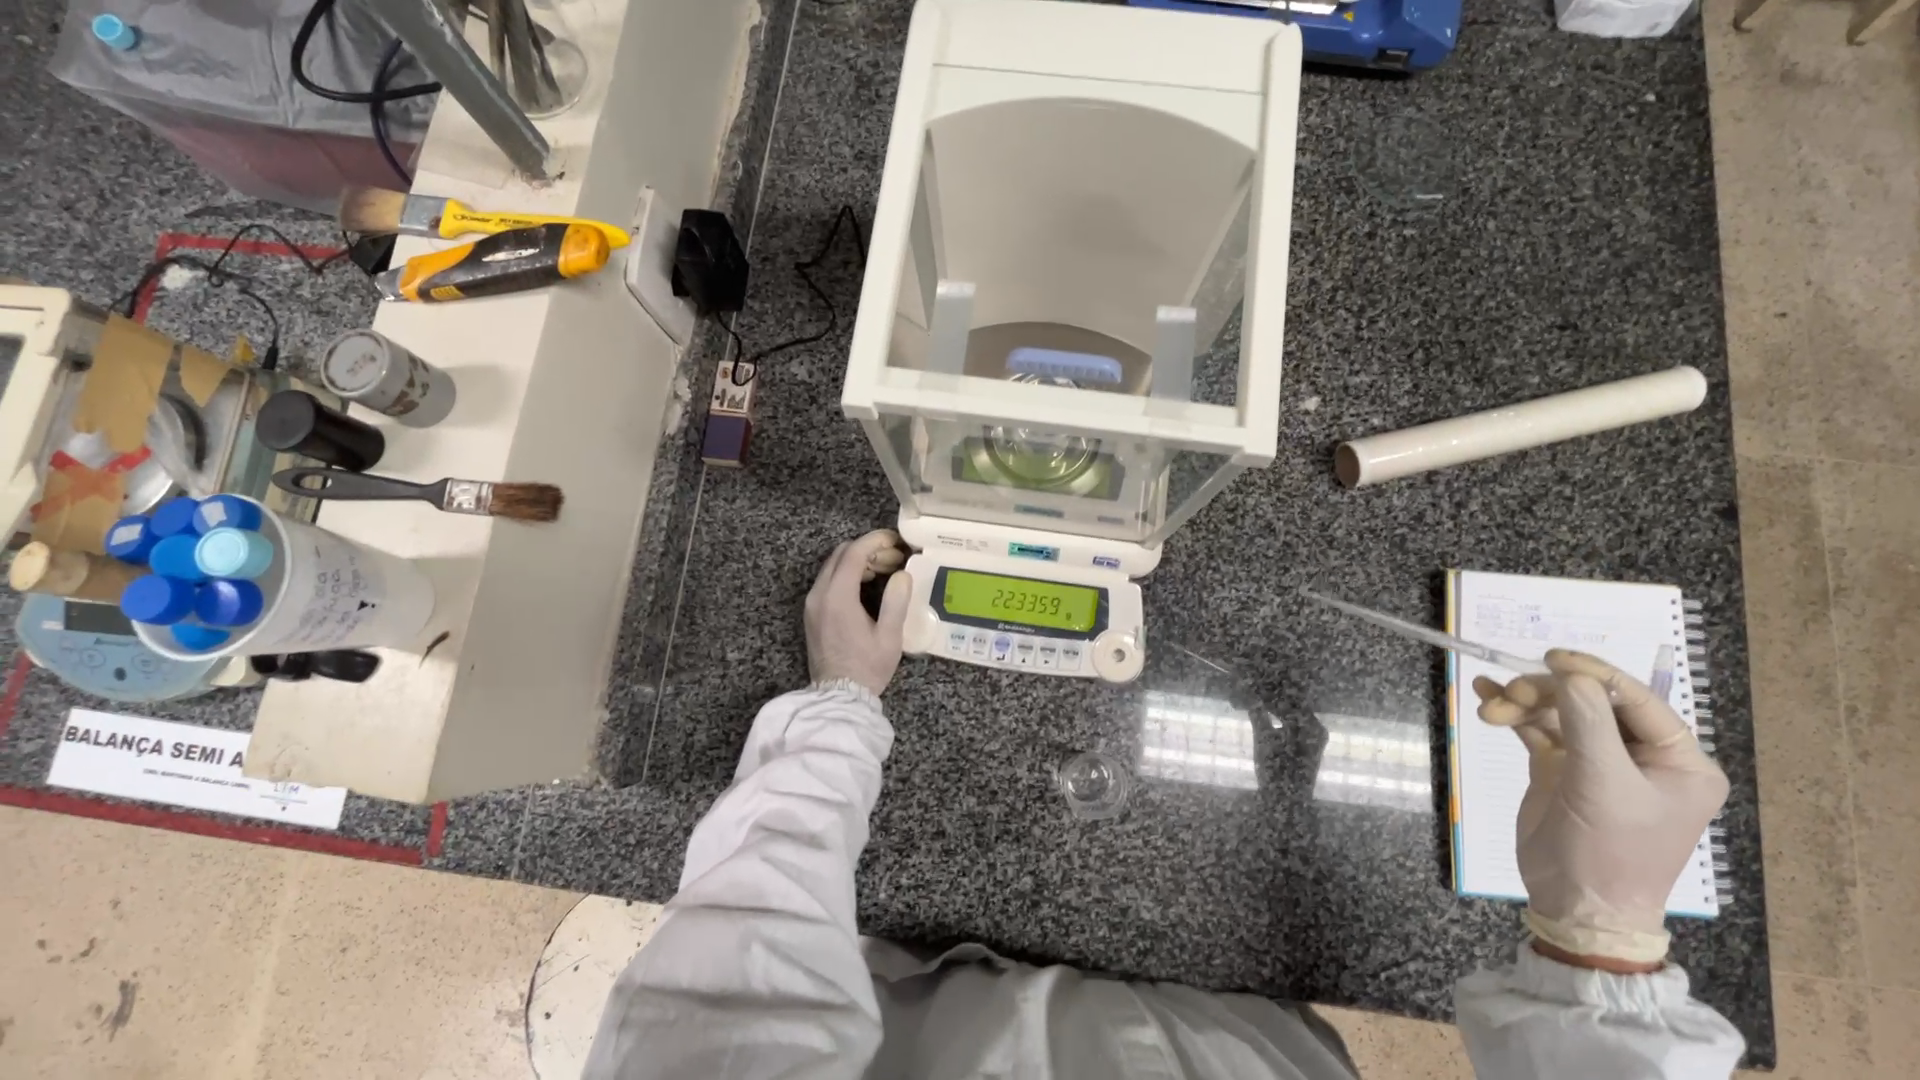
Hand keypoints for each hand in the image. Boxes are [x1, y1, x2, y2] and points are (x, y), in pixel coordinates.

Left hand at [805, 530, 912, 697]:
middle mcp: (819, 594)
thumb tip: (902, 574)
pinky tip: (866, 585)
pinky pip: (828, 580)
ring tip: (885, 571)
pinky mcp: (812, 613)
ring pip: (833, 566)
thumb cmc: (867, 668)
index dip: (876, 541)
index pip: (854, 553)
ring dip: (857, 561)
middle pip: (841, 554)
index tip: (896, 541)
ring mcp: (812, 603)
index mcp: (837, 597)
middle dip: (868, 549)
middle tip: (894, 558)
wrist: (838, 696)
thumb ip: (896, 601)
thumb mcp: (889, 637)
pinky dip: (847, 574)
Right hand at [1473, 649, 1728, 966]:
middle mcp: (1641, 757)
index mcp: (1678, 762)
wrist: (1577, 905)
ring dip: (1522, 705)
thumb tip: (1570, 674)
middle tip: (1507, 692)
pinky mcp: (1561, 772)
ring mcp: (1598, 763)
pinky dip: (1513, 716)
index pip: (1636, 701)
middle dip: (1546, 694)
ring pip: (1559, 714)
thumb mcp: (1604, 785)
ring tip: (1490, 707)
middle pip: (1589, 703)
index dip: (1594, 674)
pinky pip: (1538, 732)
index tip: (1550, 657)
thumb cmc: (1609, 850)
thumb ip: (1588, 724)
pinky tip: (1486, 703)